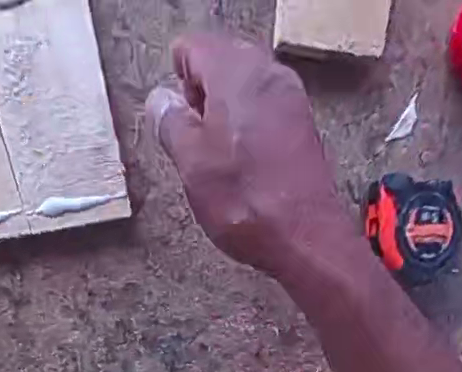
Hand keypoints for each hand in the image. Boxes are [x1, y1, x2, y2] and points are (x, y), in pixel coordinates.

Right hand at [146, 33, 353, 275]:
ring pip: (245, 89)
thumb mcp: (190, 163)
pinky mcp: (302, 128)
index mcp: (235, 72)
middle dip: (200, 93)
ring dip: (223, 113)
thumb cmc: (243, 200)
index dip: (174, 75)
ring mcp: (290, 99)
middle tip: (187, 136)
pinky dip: (246, 128)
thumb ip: (171, 124)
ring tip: (212, 155)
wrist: (301, 234)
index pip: (194, 48)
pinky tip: (240, 163)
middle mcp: (268, 73)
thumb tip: (159, 100)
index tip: (169, 109)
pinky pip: (265, 112)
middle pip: (223, 63)